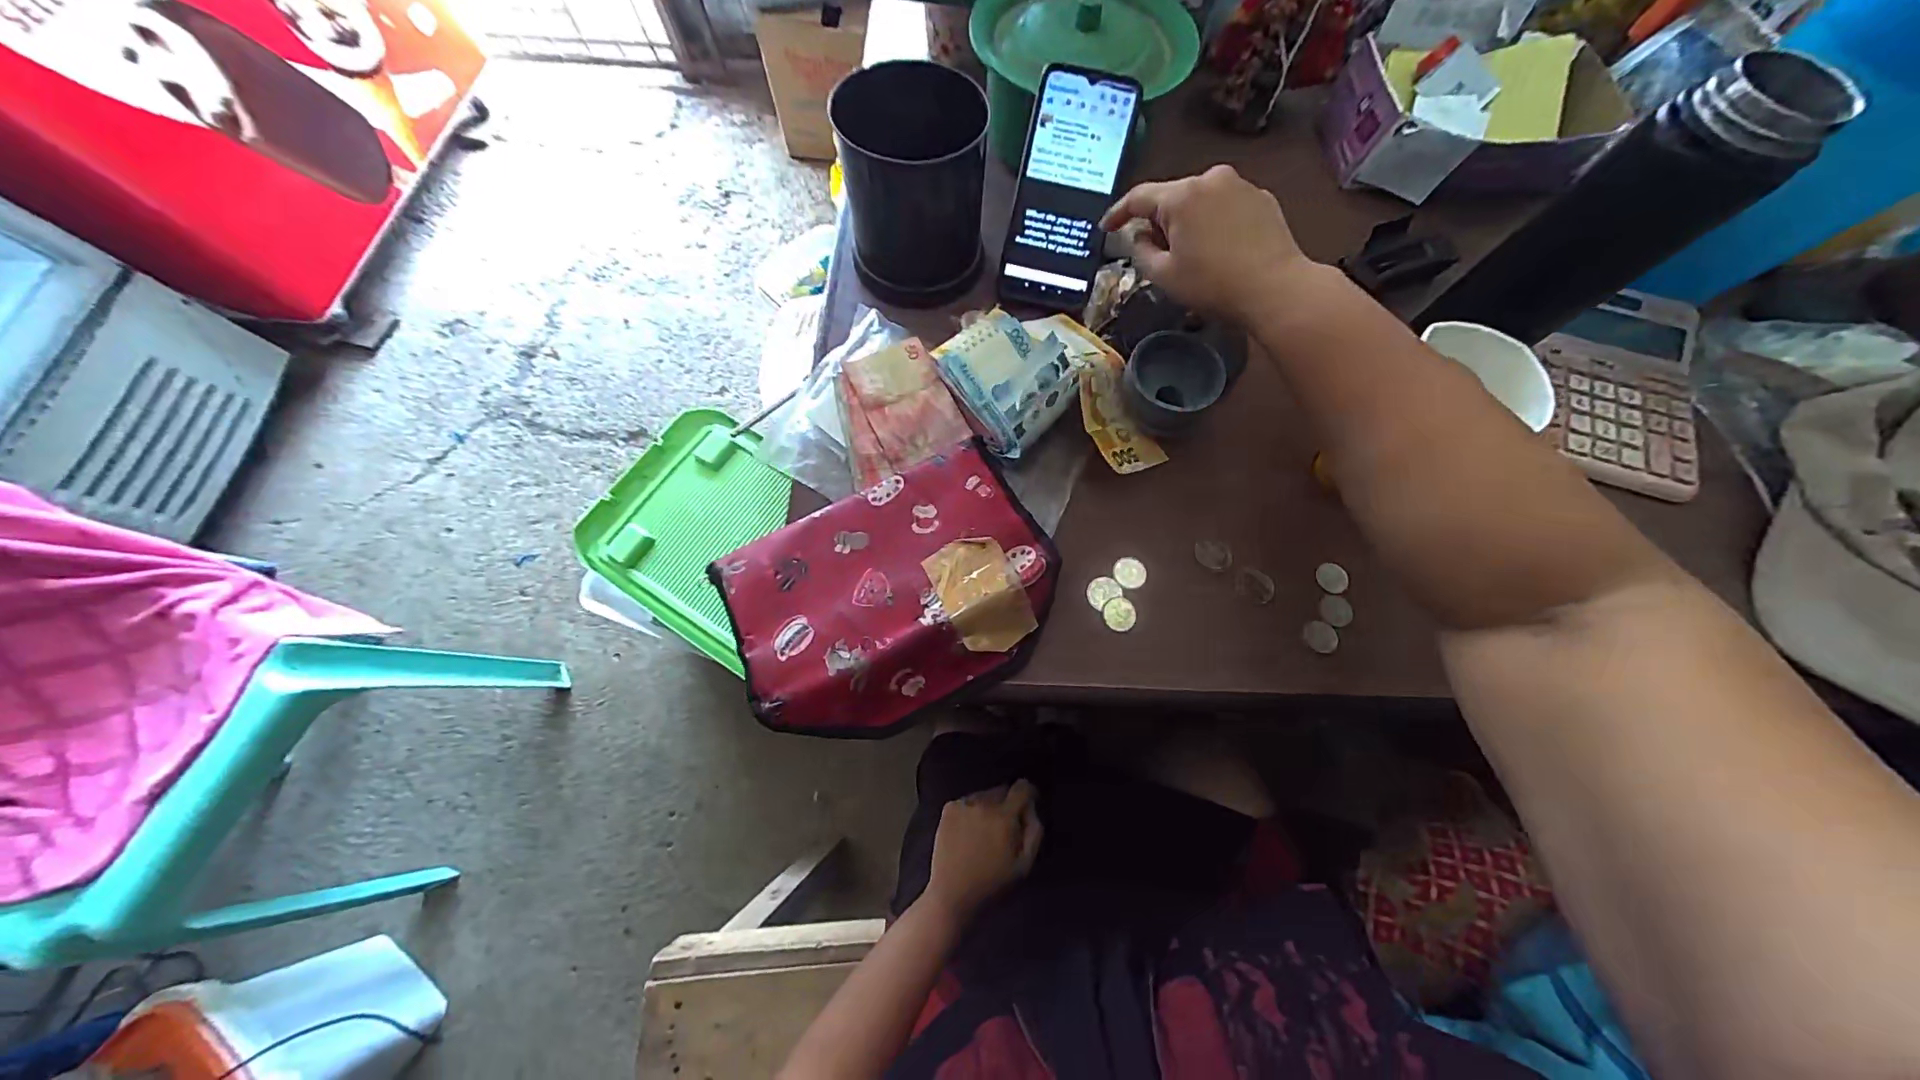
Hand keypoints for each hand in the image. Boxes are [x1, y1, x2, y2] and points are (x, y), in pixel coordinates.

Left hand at [924, 780, 1042, 920]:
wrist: (953, 895)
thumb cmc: (993, 884)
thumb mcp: (1025, 864)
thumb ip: (1034, 831)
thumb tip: (1031, 807)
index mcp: (1004, 817)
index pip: (1022, 788)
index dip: (1029, 793)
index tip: (1028, 804)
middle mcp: (983, 804)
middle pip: (1002, 790)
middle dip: (1008, 804)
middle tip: (1004, 828)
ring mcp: (963, 804)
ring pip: (984, 795)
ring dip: (989, 807)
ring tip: (984, 832)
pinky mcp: (948, 809)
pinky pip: (967, 802)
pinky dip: (971, 811)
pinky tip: (968, 832)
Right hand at [1100, 164, 1317, 320]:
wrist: (1275, 288)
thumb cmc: (1213, 285)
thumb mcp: (1164, 275)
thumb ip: (1141, 251)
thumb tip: (1139, 235)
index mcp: (1182, 196)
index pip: (1138, 197)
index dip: (1117, 214)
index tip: (1106, 228)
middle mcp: (1211, 179)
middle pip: (1171, 197)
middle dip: (1158, 221)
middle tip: (1153, 252)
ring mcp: (1240, 185)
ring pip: (1199, 200)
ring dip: (1187, 222)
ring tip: (1188, 253)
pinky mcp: (1262, 198)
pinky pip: (1224, 206)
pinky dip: (1212, 222)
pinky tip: (1217, 250)